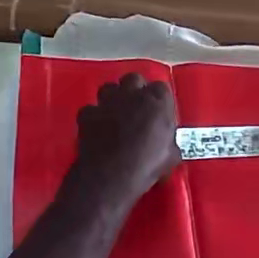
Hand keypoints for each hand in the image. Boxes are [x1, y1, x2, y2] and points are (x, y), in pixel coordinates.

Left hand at [64, 74, 180, 211]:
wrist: (111, 177)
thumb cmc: (148, 166)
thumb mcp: (171, 157)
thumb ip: (169, 142)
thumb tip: (168, 145)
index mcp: (158, 100)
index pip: (162, 89)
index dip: (160, 102)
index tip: (160, 115)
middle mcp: (132, 93)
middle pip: (134, 80)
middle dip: (136, 91)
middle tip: (138, 110)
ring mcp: (106, 101)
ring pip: (109, 88)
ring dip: (114, 98)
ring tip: (117, 116)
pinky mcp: (87, 113)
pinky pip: (91, 109)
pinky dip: (95, 117)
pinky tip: (98, 130)